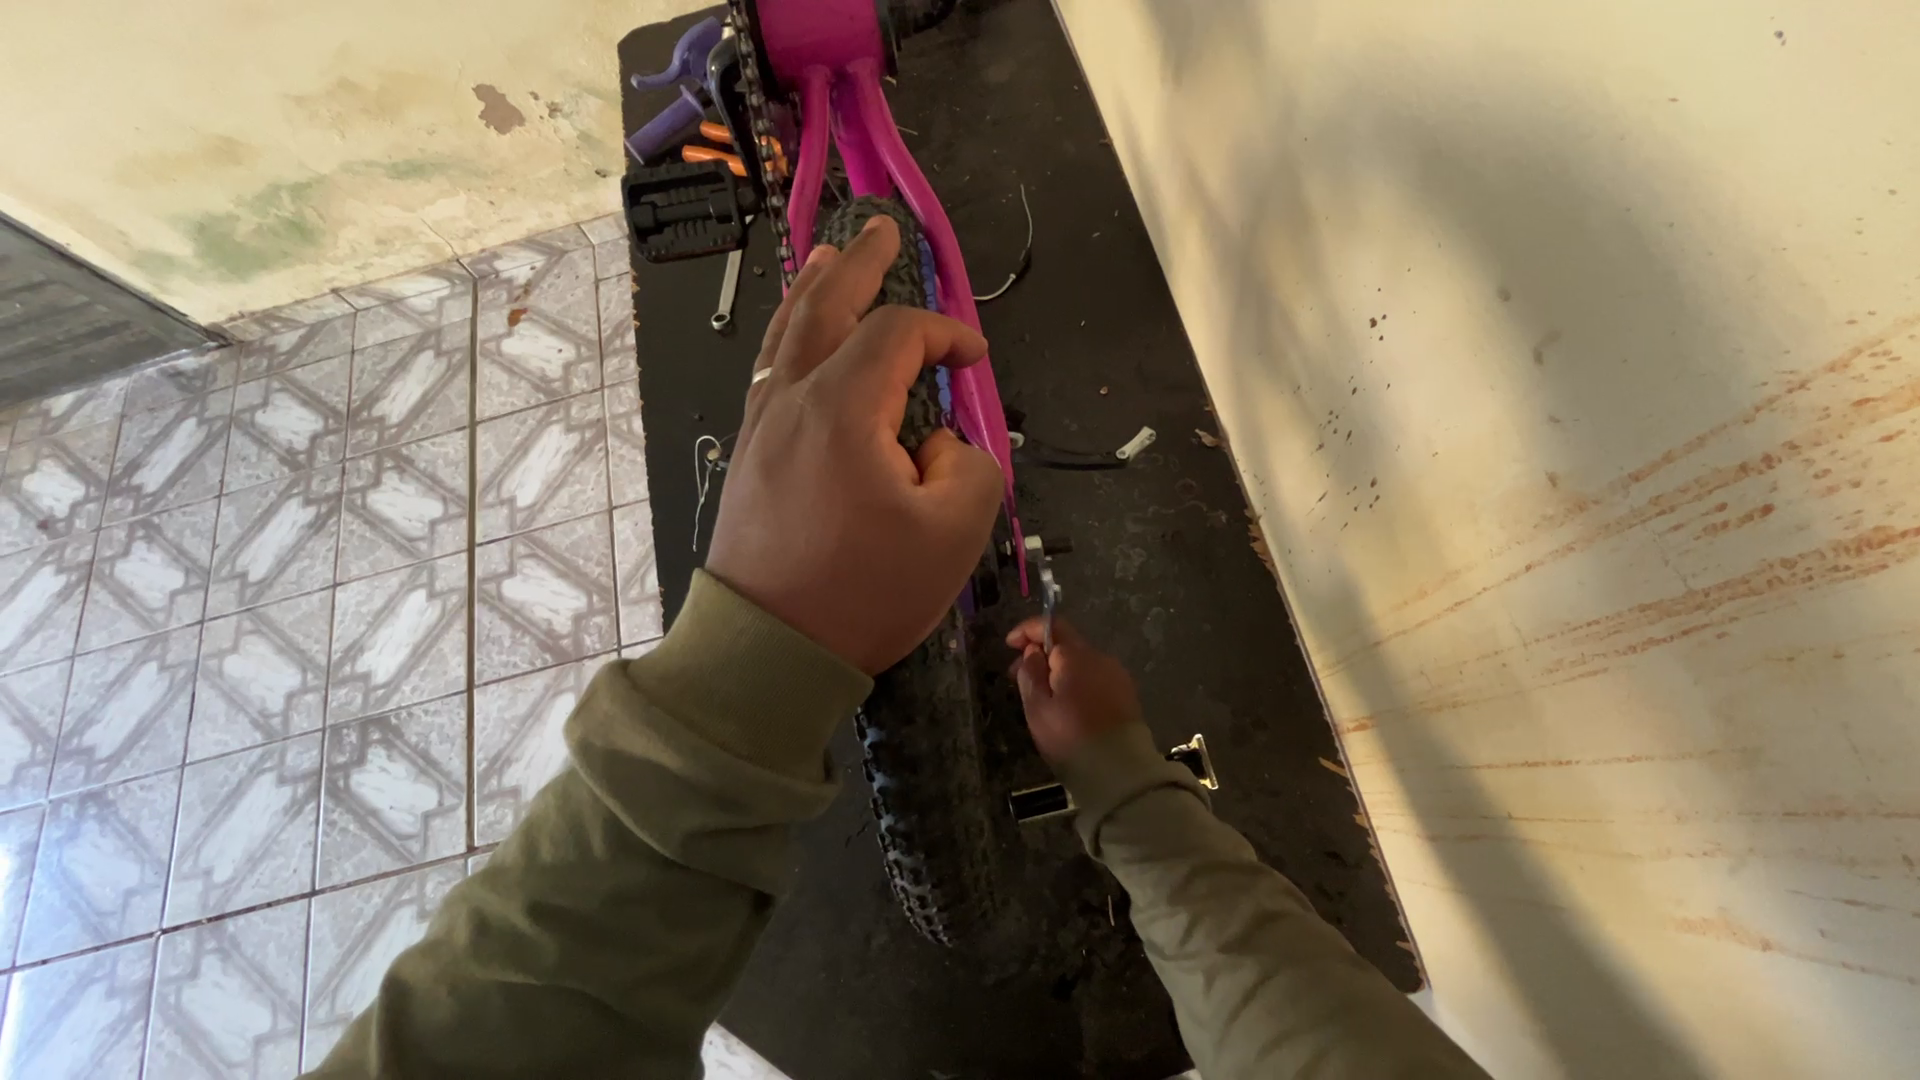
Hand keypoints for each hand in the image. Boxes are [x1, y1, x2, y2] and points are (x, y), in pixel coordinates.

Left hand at [705, 216, 1004, 674]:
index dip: (944, 333)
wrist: (769, 649)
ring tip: (827, 257)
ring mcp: (762, 425)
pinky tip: (794, 338)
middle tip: (880, 230)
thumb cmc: (864, 592)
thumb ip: (968, 466)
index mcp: (844, 407)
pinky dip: (787, 338)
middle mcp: (794, 399)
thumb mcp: (953, 535)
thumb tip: (936, 443)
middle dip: (860, 266)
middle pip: (826, 308)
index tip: (975, 357)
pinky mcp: (750, 455)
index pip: (898, 335)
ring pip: (786, 335)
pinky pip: (769, 373)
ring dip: (813, 291)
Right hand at [1006, 617, 1142, 761]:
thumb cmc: (1070, 737)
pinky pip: (1094, 678)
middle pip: (1066, 644)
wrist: (1119, 771)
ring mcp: (1117, 676)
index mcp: (1077, 656)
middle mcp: (1101, 658)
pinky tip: (1067, 705)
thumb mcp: (1037, 707)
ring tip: (1042, 696)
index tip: (1009, 645)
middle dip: (1040, 654)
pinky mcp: (1126, 694)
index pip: (1051, 625)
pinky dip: (1076, 682)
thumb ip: (1031, 673)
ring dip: (1059, 670)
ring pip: (1081, 663)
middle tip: (1018, 676)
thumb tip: (1033, 651)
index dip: (1027, 630)